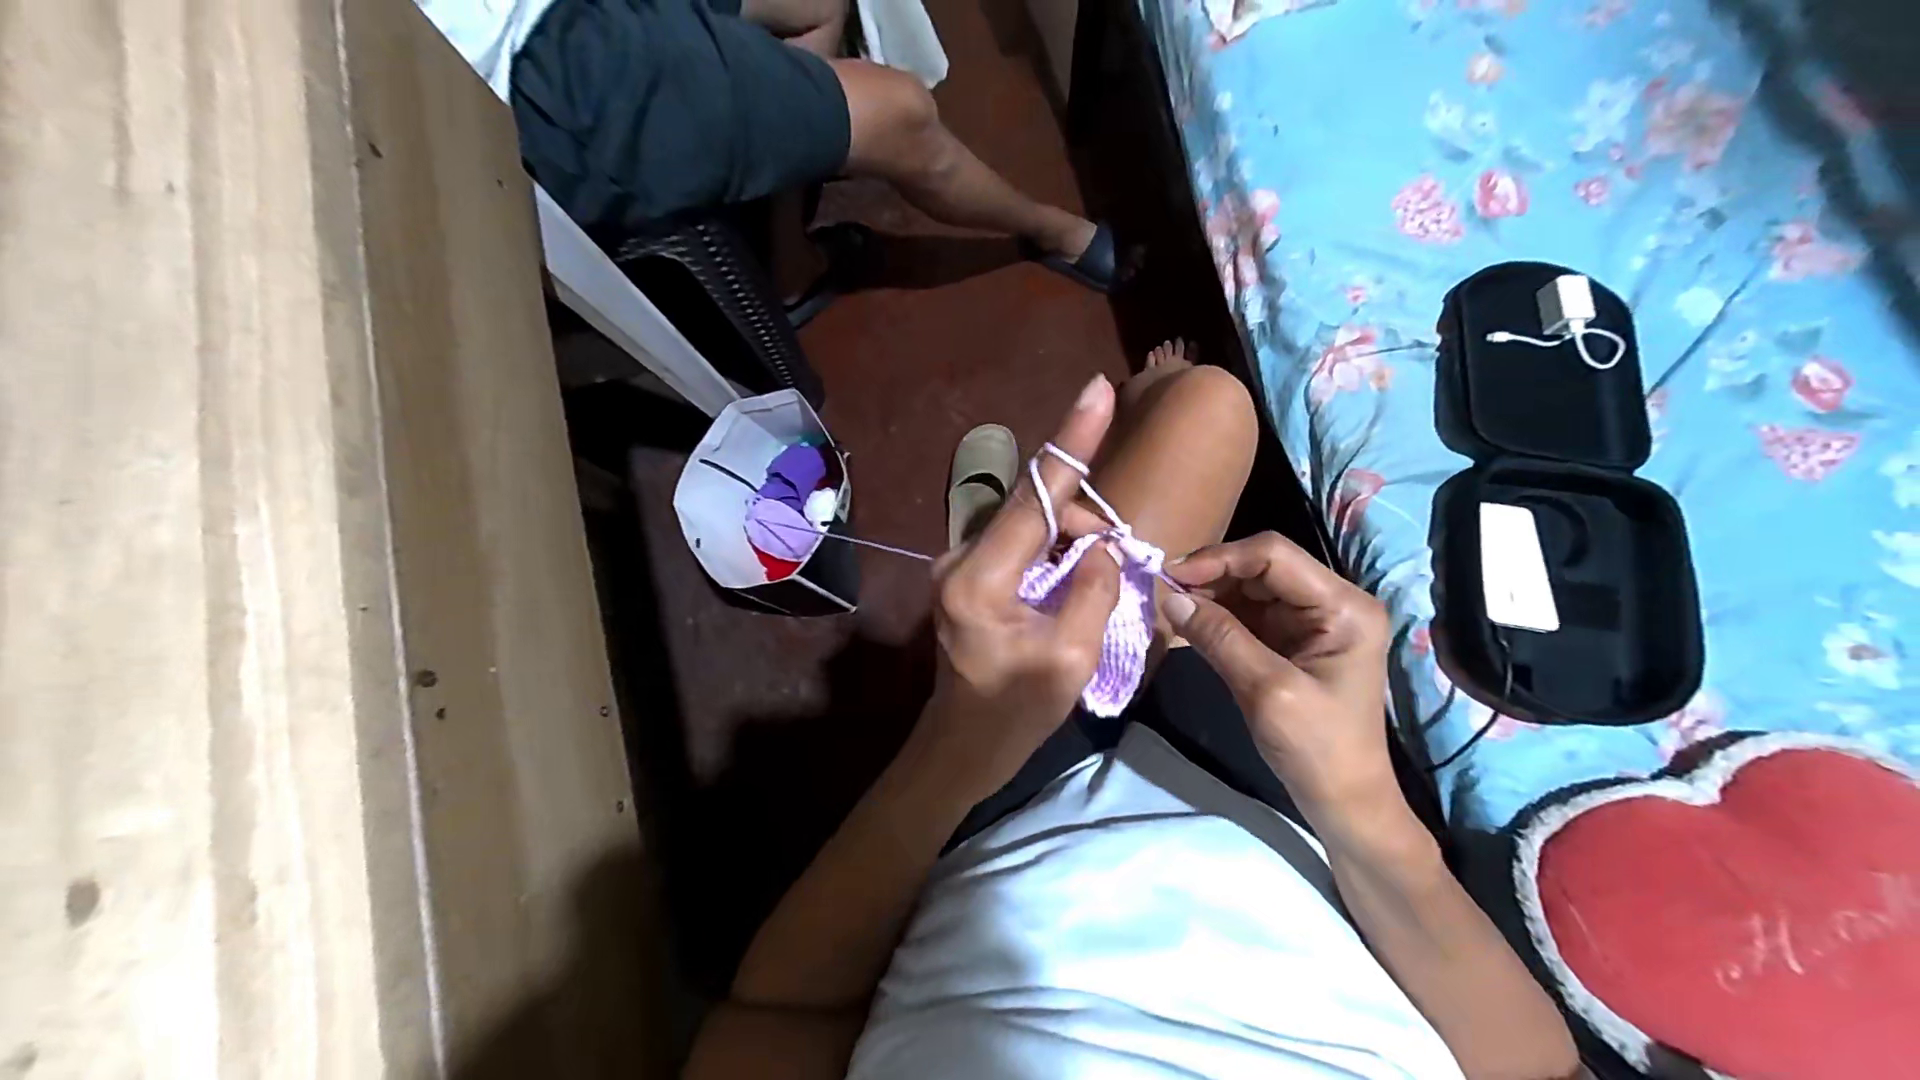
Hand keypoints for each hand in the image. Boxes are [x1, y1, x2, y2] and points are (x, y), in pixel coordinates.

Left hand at [919, 375, 1122, 798]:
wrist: (963, 743)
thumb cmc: (1015, 712)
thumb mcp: (1069, 658)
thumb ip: (1092, 589)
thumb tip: (1104, 546)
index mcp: (979, 579)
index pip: (1034, 498)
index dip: (1070, 443)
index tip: (1096, 390)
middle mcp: (960, 558)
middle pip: (1034, 508)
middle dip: (1083, 516)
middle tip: (1120, 551)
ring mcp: (959, 564)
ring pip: (1029, 524)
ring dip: (1071, 536)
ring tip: (1099, 573)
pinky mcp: (966, 573)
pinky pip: (1019, 542)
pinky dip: (1053, 548)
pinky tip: (1074, 572)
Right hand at [1163, 531, 1394, 814]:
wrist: (1343, 800)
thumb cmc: (1317, 747)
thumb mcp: (1265, 690)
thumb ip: (1219, 637)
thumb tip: (1170, 596)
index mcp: (1343, 607)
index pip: (1274, 555)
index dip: (1220, 558)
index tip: (1172, 575)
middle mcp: (1331, 602)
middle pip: (1262, 565)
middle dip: (1212, 574)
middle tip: (1166, 590)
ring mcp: (1311, 620)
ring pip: (1250, 585)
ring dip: (1210, 592)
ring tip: (1172, 605)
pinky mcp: (1291, 637)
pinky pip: (1247, 611)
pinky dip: (1216, 613)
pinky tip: (1189, 620)